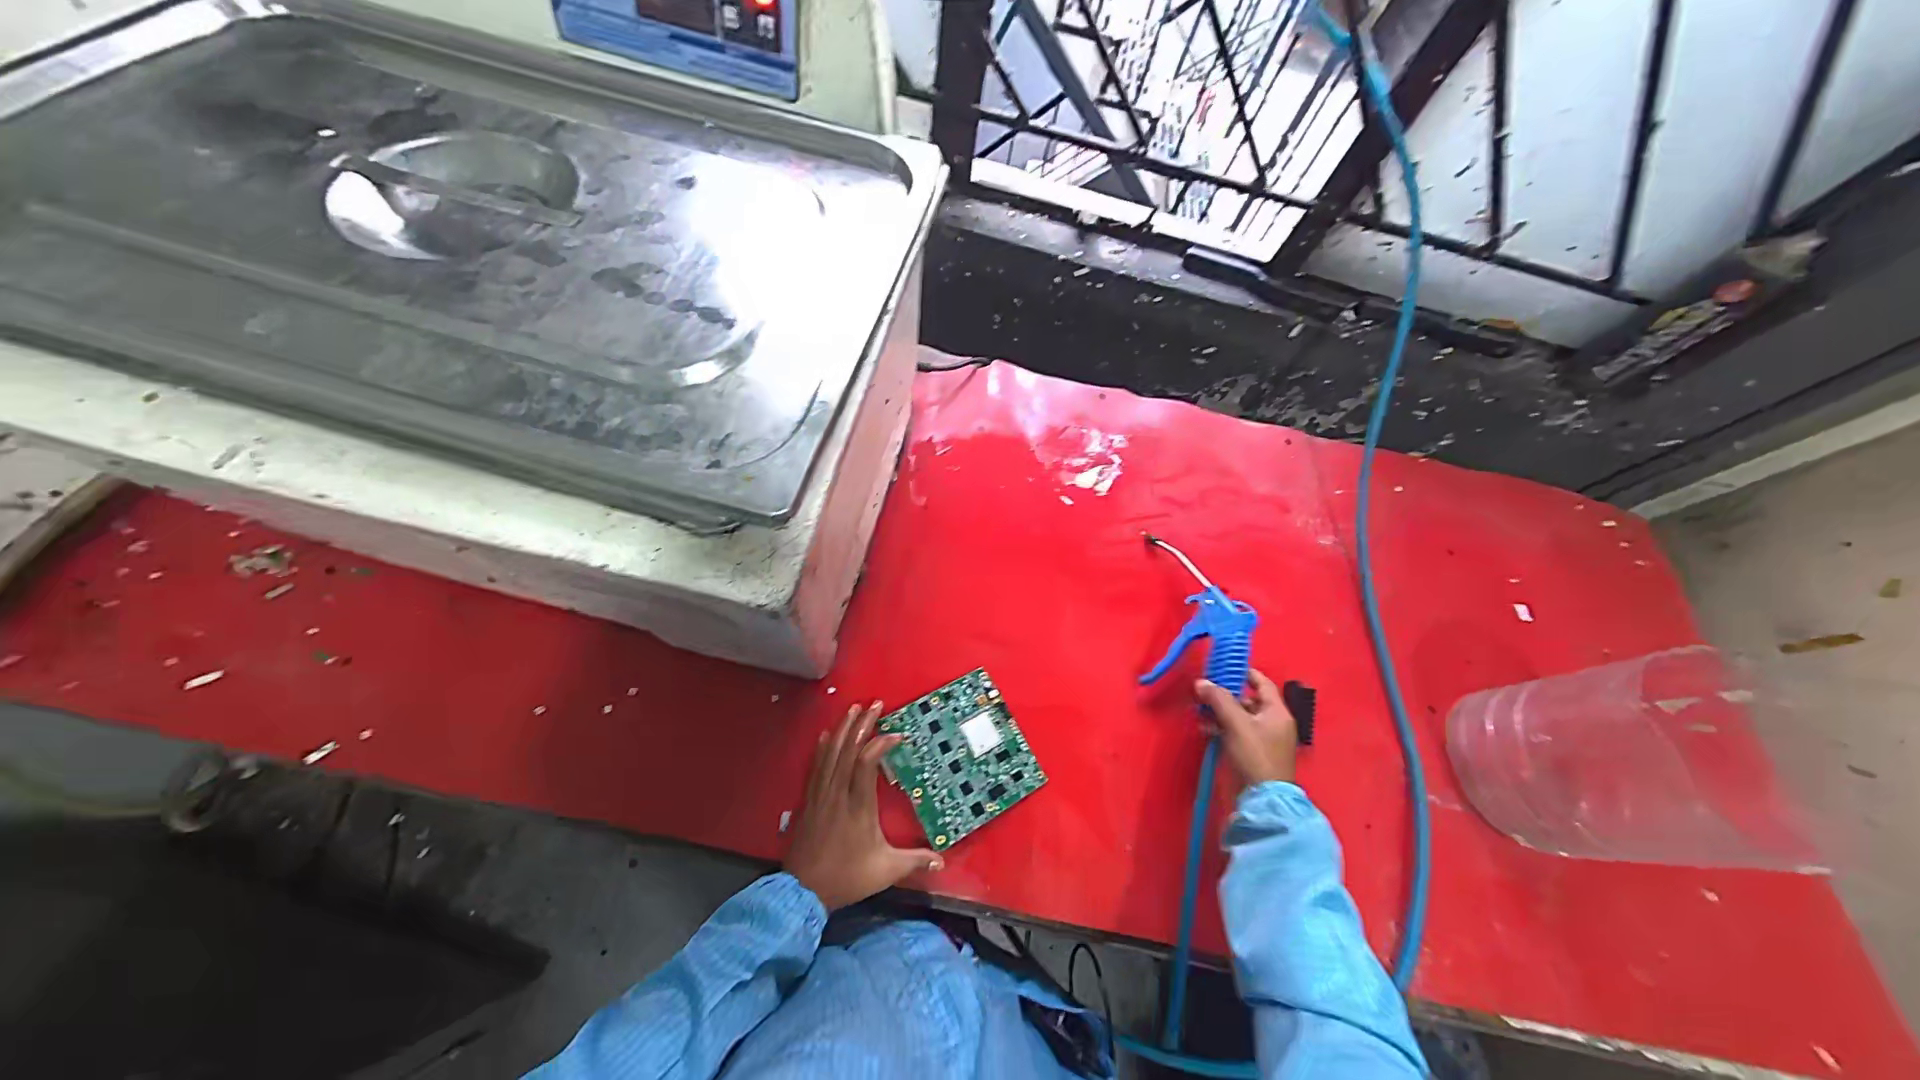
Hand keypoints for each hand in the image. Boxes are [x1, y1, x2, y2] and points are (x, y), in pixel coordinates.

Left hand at [785, 701, 942, 910]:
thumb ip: (914, 861)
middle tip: (874, 704)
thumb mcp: (886, 871)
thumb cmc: (847, 877)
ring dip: (843, 729)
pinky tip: (826, 734)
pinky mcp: (809, 800)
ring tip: (853, 708)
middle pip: (848, 750)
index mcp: (858, 806)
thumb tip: (942, 861)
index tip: (896, 735)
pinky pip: (816, 766)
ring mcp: (821, 795)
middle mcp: (838, 793)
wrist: (803, 891)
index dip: (880, 744)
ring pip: (831, 754)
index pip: (866, 763)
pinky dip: (823, 748)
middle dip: (862, 724)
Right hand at [1194, 669, 1297, 787]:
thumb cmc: (1255, 754)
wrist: (1264, 798)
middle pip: (1247, 700)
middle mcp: (1273, 722)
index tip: (1224, 667)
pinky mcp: (1254, 752)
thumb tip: (1202, 682)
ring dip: (1220, 712)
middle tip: (1204, 691)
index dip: (1244, 673)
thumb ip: (1219, 700)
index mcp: (1277, 712)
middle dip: (1225, 695)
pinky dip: (1222, 728)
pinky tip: (1206, 729)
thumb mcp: (1236, 724)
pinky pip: (1237, 732)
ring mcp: (1264, 738)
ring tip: (1200, 712)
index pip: (1262, 683)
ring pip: (1240, 717)